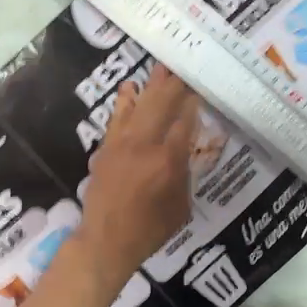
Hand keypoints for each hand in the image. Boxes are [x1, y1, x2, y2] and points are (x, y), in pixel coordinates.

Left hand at [73, 64, 199, 279]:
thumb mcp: (180, 206)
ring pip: (138, 107)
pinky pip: (117, 119)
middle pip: (161, 106)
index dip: (193, 102)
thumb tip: (184, 152)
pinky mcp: (106, 150)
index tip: (200, 87)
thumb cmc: (149, 231)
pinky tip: (129, 88)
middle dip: (174, 85)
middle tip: (183, 66)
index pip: (185, 122)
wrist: (106, 241)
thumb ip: (184, 175)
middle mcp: (144, 146)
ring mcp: (122, 145)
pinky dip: (124, 103)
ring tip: (161, 68)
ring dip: (150, 87)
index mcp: (168, 161)